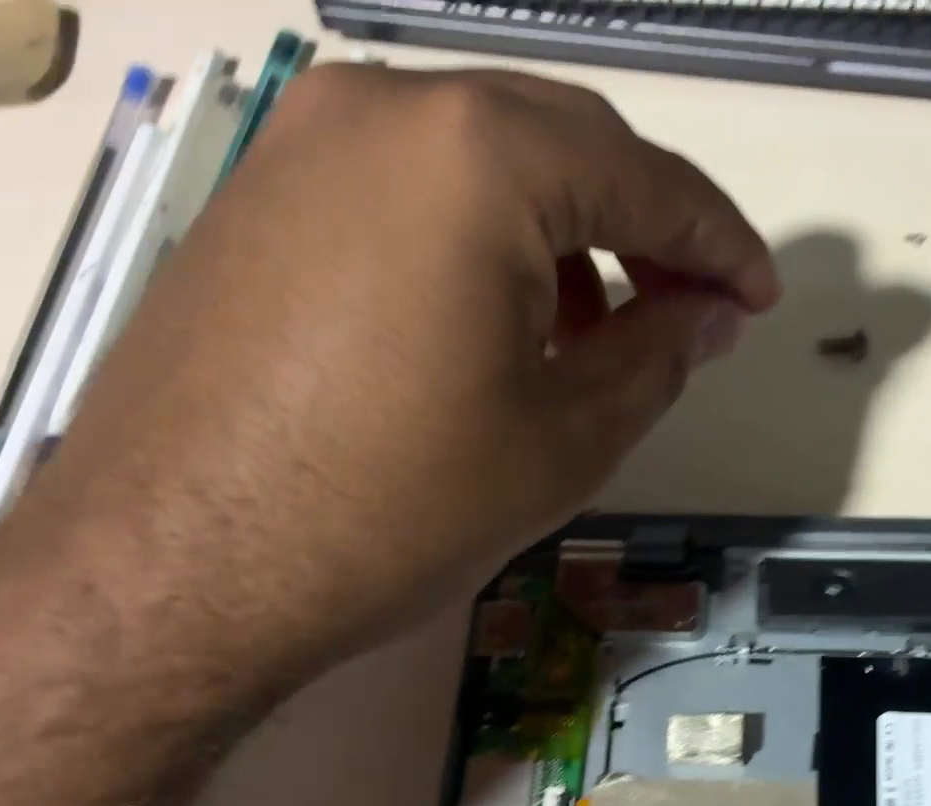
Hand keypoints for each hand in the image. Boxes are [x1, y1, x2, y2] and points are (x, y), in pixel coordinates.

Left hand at [0, 64, 780, 684]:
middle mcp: (386, 108)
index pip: (646, 179)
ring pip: (486, 160)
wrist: (171, 572)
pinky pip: (412, 187)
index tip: (758, 294)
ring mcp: (307, 142)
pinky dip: (483, 237)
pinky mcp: (263, 195)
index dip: (720, 243)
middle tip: (689, 308)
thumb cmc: (397, 505)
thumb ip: (659, 354)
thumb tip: (710, 313)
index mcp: (478, 153)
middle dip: (645, 227)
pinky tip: (497, 319)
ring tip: (594, 329)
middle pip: (567, 145)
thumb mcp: (566, 437)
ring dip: (565, 231)